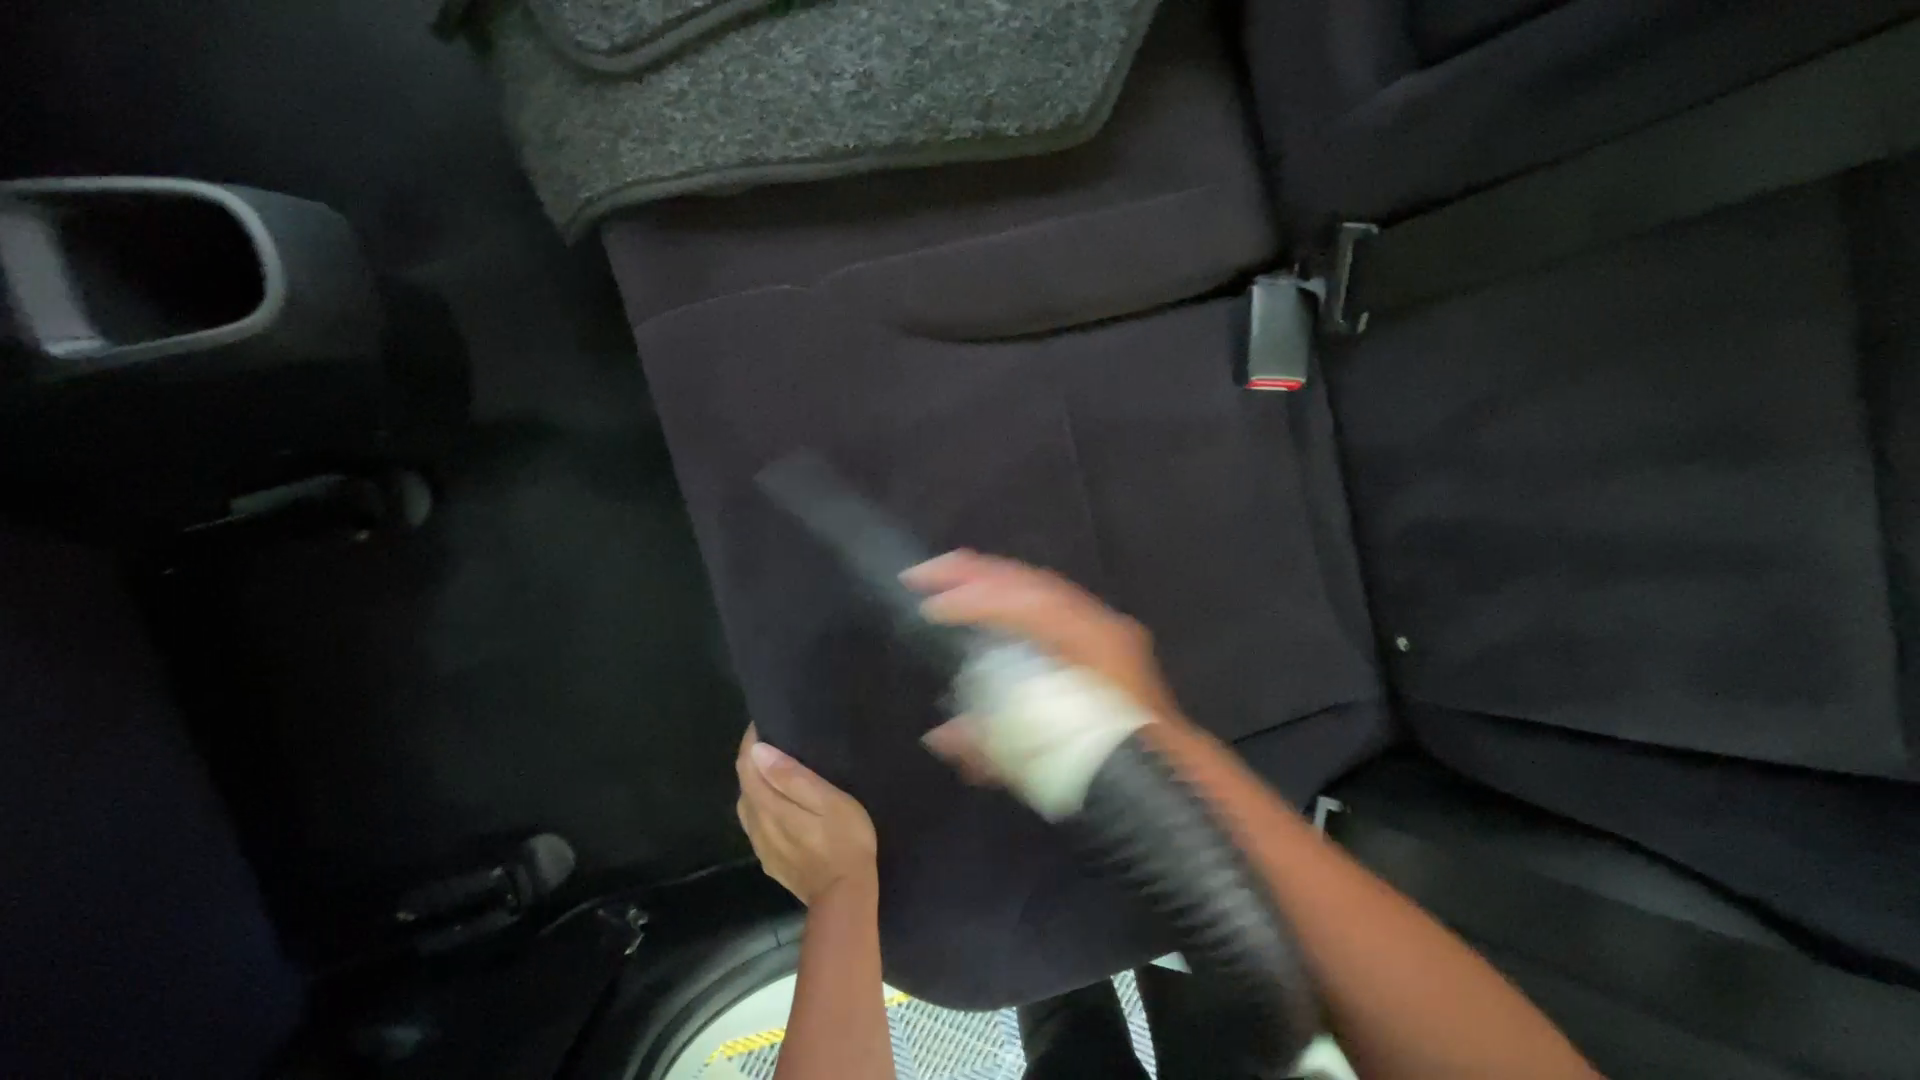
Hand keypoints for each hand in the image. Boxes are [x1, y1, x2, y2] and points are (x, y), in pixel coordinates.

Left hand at [735, 726, 877, 905]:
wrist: (846, 898)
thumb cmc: (845, 841)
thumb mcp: (829, 802)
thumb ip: (793, 778)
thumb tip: (760, 752)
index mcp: (769, 806)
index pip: (746, 765)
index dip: (750, 741)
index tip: (762, 722)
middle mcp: (757, 825)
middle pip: (744, 785)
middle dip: (752, 760)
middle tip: (775, 741)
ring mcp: (762, 846)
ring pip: (747, 808)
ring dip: (755, 785)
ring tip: (776, 771)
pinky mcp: (771, 861)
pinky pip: (756, 827)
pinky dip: (761, 808)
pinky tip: (779, 808)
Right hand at [900, 550, 1182, 783]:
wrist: (1165, 773)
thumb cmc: (1106, 764)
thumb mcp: (1046, 760)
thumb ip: (993, 746)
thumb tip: (939, 737)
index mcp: (1090, 649)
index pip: (1028, 609)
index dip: (977, 602)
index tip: (932, 604)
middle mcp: (1098, 626)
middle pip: (1031, 584)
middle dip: (976, 574)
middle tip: (927, 572)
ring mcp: (1103, 626)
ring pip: (1041, 589)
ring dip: (994, 580)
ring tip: (950, 574)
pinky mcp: (1102, 634)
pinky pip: (1051, 603)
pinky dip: (1015, 597)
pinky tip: (989, 598)